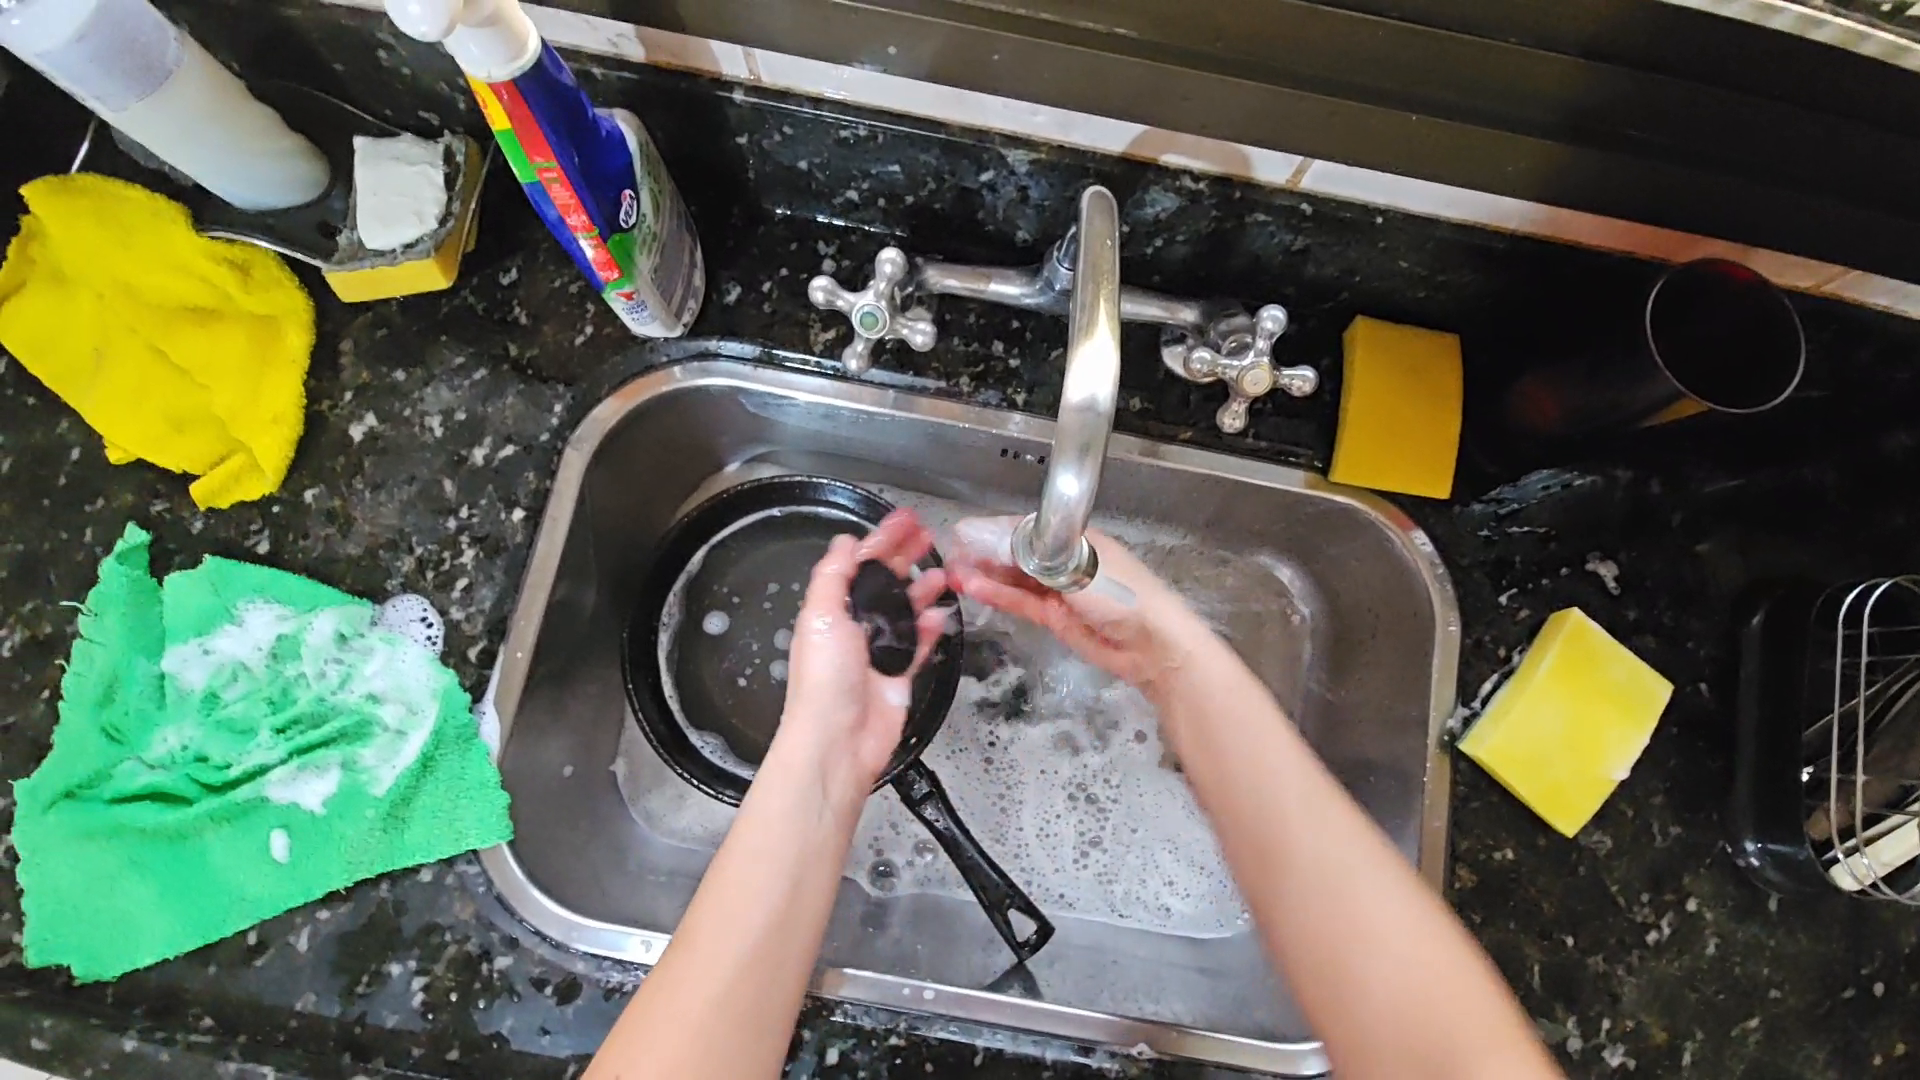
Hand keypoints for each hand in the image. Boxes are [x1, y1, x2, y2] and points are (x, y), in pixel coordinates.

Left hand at [770, 509, 951, 806]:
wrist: (838, 740)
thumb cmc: (824, 680)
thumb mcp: (820, 616)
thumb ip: (833, 576)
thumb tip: (846, 541)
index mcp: (832, 608)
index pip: (861, 563)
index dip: (882, 537)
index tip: (906, 519)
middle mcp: (856, 625)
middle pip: (886, 581)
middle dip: (906, 556)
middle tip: (929, 535)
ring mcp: (880, 648)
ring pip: (907, 609)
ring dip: (924, 588)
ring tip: (944, 571)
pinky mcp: (901, 672)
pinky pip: (922, 642)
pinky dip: (933, 627)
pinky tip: (942, 613)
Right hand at [944, 516, 1210, 705]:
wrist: (1153, 645)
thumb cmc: (1122, 595)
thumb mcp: (1073, 568)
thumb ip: (1028, 555)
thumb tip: (988, 539)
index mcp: (1076, 538)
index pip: (1026, 528)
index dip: (993, 530)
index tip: (962, 532)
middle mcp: (1064, 560)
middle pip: (1016, 553)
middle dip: (983, 553)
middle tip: (949, 555)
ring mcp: (1058, 590)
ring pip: (1014, 578)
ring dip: (985, 575)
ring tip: (952, 574)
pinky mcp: (1054, 617)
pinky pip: (1020, 601)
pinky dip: (997, 595)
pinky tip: (973, 589)